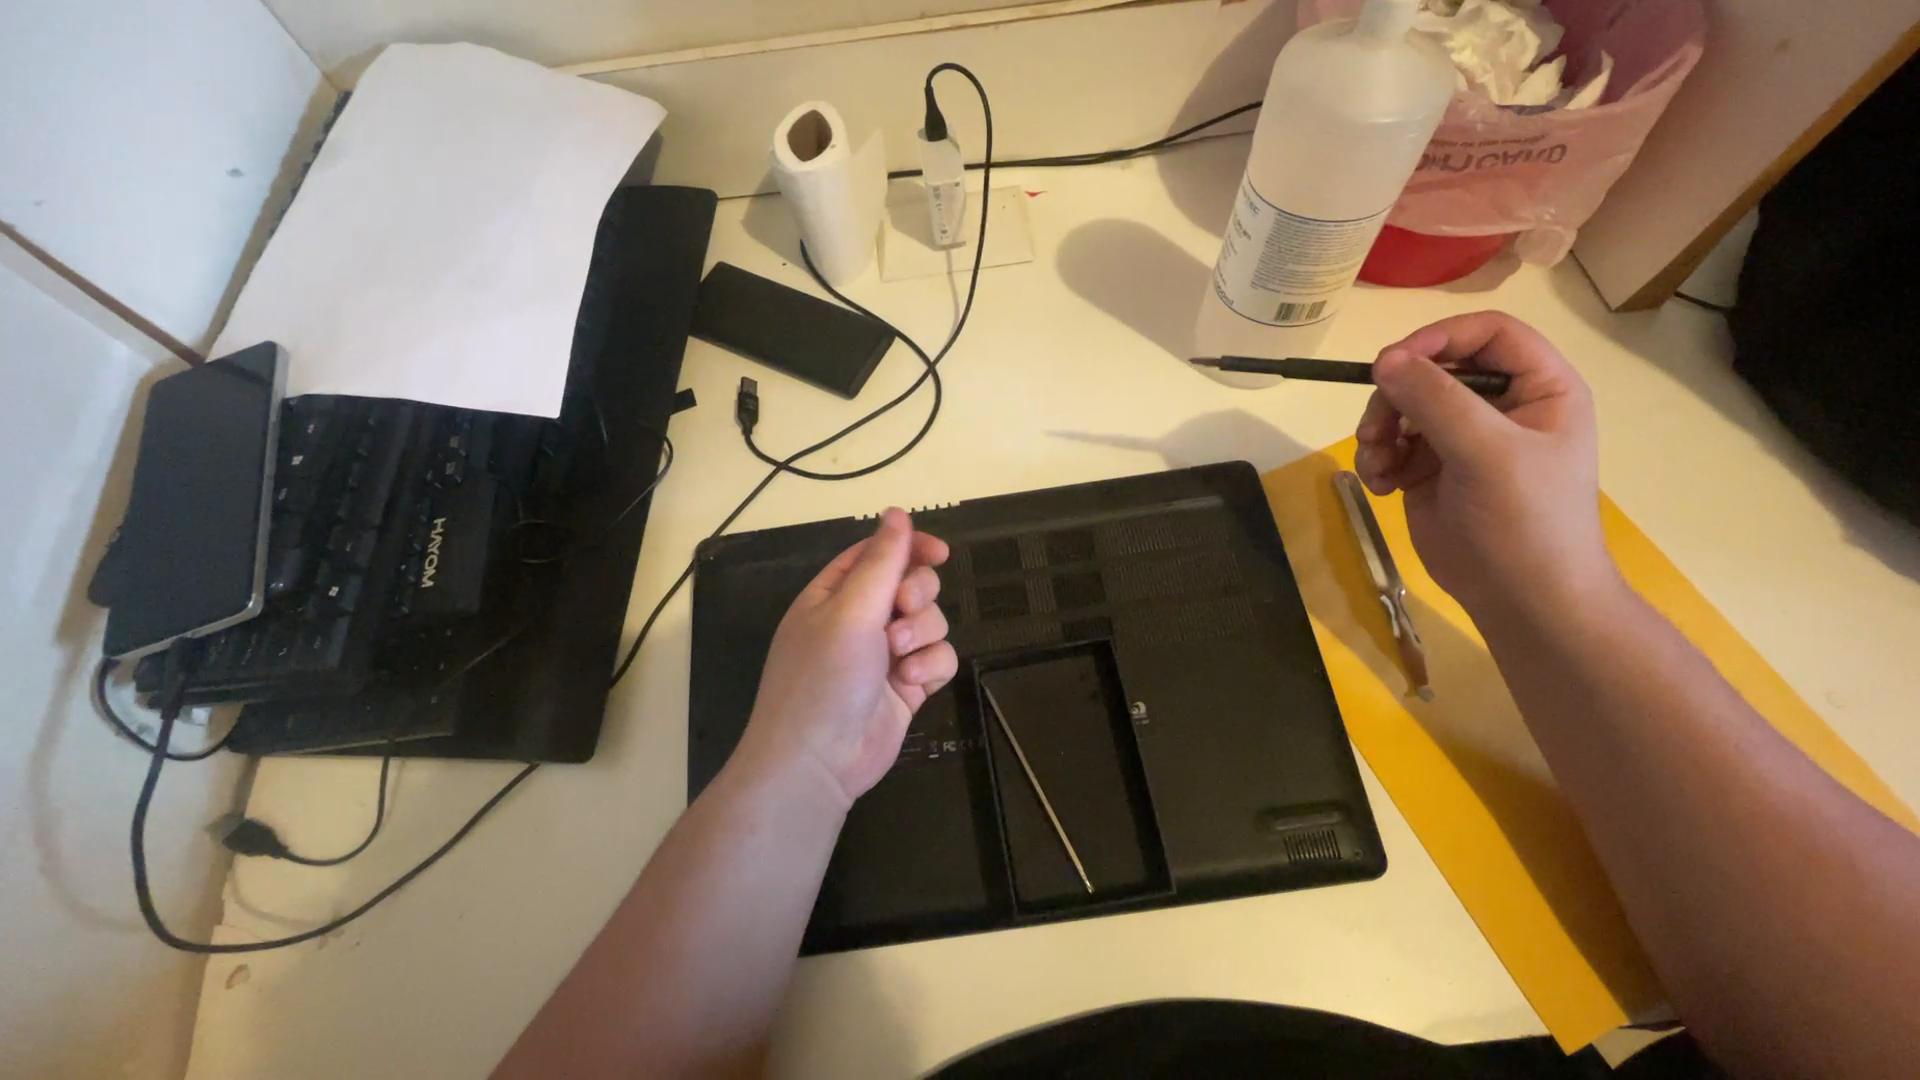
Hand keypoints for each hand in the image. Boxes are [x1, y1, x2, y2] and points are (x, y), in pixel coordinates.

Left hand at [736, 508, 958, 808]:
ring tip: (899, 658)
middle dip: (917, 596)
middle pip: (912, 584)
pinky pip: (938, 659)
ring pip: (931, 621)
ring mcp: (886, 655)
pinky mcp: (908, 686)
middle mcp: (860, 620)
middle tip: (902, 611)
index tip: (940, 553)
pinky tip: (911, 684)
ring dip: (922, 635)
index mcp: (834, 594)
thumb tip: (897, 512)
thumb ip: (881, 561)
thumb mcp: (850, 611)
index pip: (877, 553)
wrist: (819, 762)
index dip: (910, 547)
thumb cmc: (824, 677)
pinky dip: (931, 668)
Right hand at [1354, 311, 1617, 618]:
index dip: (1440, 338)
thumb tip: (1382, 360)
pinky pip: (1390, 445)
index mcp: (1539, 388)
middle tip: (1376, 429)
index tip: (1393, 362)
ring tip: (1378, 466)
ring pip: (1403, 407)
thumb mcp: (1487, 453)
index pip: (1489, 333)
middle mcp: (1499, 406)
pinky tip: (1383, 486)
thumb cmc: (1525, 521)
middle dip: (1397, 397)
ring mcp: (1460, 439)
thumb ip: (1436, 401)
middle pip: (1433, 369)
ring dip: (1379, 431)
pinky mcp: (1429, 470)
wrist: (1521, 598)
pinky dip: (1377, 461)